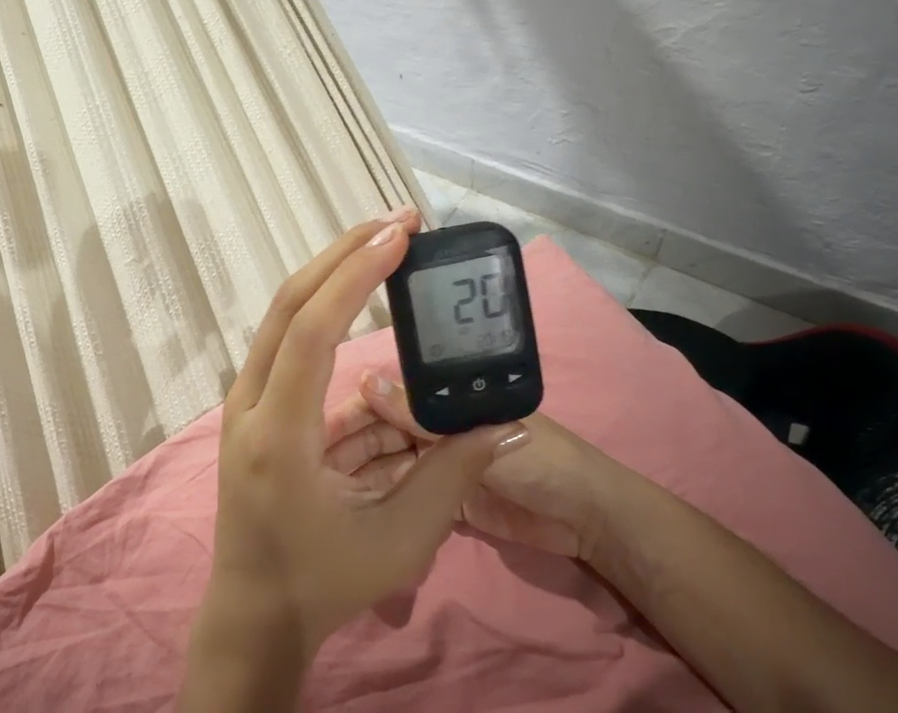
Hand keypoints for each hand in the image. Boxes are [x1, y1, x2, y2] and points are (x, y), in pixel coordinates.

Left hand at [196, 208, 531, 655]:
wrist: (255, 615)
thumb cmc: (323, 582)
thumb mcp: (400, 538)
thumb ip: (452, 474)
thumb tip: (501, 422)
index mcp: (277, 433)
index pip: (311, 330)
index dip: (355, 276)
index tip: (397, 235)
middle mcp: (250, 405)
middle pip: (289, 306)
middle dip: (343, 255)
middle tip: (396, 221)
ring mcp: (247, 405)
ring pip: (287, 322)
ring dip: (335, 282)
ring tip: (386, 250)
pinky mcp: (258, 411)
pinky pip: (294, 353)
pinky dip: (329, 324)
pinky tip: (363, 310)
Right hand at [330, 370, 622, 558]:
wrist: (587, 517)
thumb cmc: (539, 460)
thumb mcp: (476, 433)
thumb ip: (420, 414)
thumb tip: (365, 380)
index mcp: (444, 401)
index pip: (386, 400)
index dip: (353, 413)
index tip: (314, 429)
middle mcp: (434, 429)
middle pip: (379, 434)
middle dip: (348, 449)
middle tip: (310, 471)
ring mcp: (439, 466)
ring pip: (386, 466)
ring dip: (359, 477)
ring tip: (322, 494)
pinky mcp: (446, 501)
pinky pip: (404, 496)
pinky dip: (380, 501)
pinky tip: (349, 512)